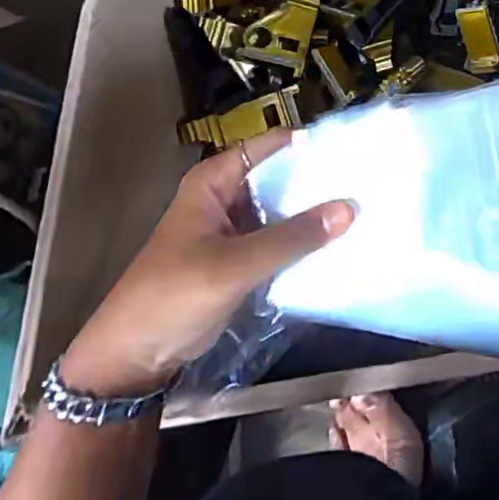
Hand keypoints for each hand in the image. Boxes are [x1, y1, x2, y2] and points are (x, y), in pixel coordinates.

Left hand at [61, 130, 355, 395]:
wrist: (132, 356)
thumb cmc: (173, 295)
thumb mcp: (234, 265)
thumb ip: (292, 238)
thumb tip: (349, 207)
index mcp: (214, 180)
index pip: (268, 146)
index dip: (306, 144)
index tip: (351, 148)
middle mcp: (225, 196)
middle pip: (278, 176)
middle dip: (316, 180)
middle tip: (365, 181)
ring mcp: (232, 228)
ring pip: (280, 209)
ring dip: (312, 213)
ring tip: (362, 208)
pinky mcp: (239, 258)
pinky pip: (277, 240)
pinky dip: (302, 241)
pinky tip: (337, 244)